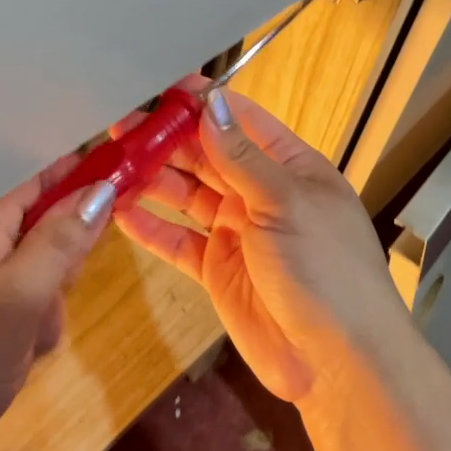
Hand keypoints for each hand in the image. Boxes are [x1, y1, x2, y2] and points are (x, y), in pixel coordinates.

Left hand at [0, 156, 115, 450]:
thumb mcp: (15, 303)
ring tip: (21, 354)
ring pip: (24, 289)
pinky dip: (17, 342)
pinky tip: (7, 373)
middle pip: (34, 238)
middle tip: (49, 308)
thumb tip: (98, 189)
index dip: (78, 175)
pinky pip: (3, 324)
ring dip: (39, 315)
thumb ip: (59, 245)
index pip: (36, 186)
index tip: (122, 168)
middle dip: (59, 269)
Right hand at [114, 78, 450, 450]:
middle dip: (167, 140)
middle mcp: (262, 192)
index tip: (162, 87)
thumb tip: (212, 103)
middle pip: (207, 156)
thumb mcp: (286, 202)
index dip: (204, 102)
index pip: (241, 121)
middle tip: (121, 125)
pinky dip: (152, 227)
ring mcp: (238, 231)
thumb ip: (242, 156)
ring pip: (188, 194)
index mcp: (290, 167)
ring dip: (153, 178)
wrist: (338, 363)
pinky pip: (179, 240)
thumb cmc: (325, 268)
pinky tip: (121, 212)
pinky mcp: (218, 270)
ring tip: (112, 162)